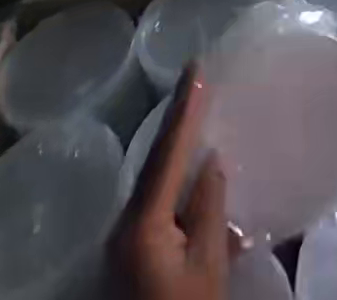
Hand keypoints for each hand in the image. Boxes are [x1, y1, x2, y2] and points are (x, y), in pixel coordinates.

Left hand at [117, 66, 236, 299]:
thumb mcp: (207, 265)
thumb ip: (209, 208)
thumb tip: (212, 160)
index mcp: (143, 225)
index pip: (168, 154)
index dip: (184, 110)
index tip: (196, 70)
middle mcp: (124, 226)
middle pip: (155, 160)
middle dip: (177, 118)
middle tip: (197, 78)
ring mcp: (124, 240)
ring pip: (154, 178)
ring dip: (175, 142)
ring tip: (197, 106)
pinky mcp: (132, 251)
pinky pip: (155, 197)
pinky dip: (173, 170)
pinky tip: (189, 160)